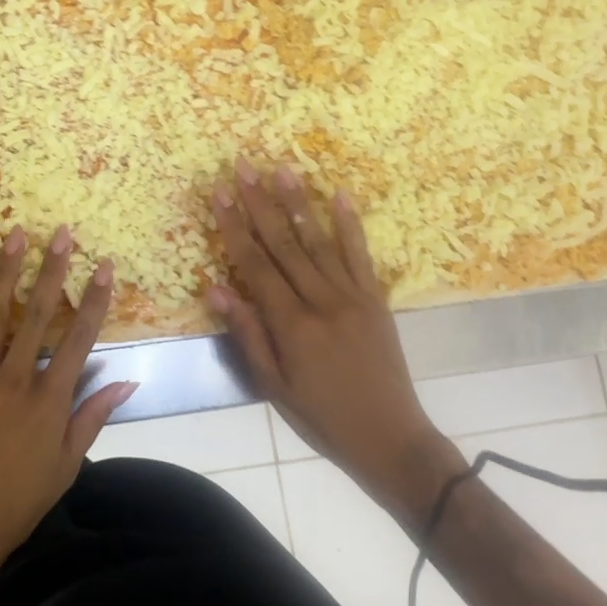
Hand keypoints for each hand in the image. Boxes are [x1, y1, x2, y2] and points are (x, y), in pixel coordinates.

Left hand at [0, 225, 137, 572]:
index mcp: (50, 400)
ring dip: (7, 273)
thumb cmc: (21, 497)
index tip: (105, 266)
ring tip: (16, 236)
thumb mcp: (68, 463)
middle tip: (62, 233)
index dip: (95, 301)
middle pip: (39, 315)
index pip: (80, 339)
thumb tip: (127, 380)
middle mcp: (15, 379)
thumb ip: (94, 417)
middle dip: (53, 271)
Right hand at [206, 159, 463, 520]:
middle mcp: (322, 301)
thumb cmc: (322, 418)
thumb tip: (215, 289)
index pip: (255, 264)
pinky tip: (338, 196)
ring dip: (298, 203)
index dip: (234, 226)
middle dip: (260, 202)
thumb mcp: (273, 386)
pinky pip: (360, 255)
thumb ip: (247, 334)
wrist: (392, 439)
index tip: (219, 193)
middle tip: (243, 165)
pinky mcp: (376, 300)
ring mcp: (353, 297)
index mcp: (291, 324)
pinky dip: (349, 224)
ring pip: (319, 241)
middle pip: (284, 243)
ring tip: (281, 168)